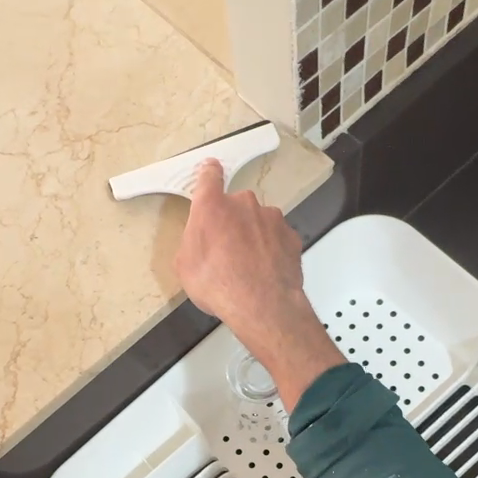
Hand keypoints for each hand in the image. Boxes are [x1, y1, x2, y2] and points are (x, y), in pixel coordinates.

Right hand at [176, 159, 345, 410]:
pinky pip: (277, 239)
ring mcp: (271, 218)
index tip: (211, 172)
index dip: (209, 174)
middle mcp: (244, 204)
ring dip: (253, 237)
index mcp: (213, 207)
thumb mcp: (185, 266)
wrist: (262, 305)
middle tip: (226, 251)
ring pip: (259, 222)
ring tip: (249, 267)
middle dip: (231, 222)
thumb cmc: (218, 285)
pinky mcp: (291, 236)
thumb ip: (192, 240)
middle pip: (236, 206)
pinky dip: (272, 250)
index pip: (209, 176)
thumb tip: (200, 237)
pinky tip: (266, 272)